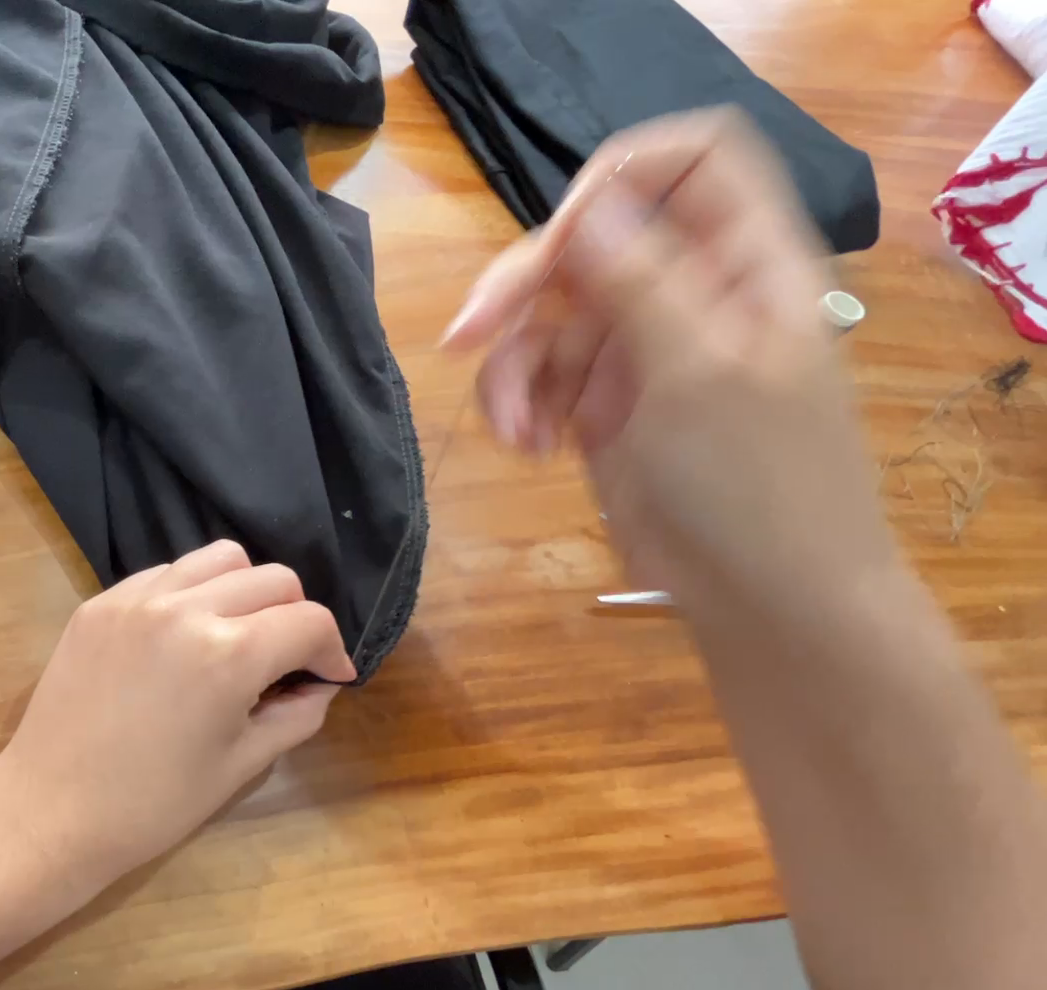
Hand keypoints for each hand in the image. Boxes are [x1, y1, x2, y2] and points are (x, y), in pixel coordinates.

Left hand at [0, 540, 354, 892]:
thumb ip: (295, 715)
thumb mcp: (240, 765)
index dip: (331, 650)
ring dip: (244, 590)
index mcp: (227, 654)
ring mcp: (135, 599)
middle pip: (271, 578)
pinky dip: (190, 592)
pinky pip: (163, 574)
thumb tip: (319, 685)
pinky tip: (181, 635)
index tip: (327, 676)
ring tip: (234, 634)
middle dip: (294, 615)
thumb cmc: (153, 803)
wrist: (52, 808)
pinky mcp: (99, 603)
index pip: (308, 621)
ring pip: (218, 559)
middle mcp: (183, 608)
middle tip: (284, 659)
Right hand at [442, 108, 897, 609]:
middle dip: (517, 295)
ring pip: (539, 322)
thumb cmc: (754, 482)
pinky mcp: (593, 402)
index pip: (684, 166)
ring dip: (510, 376)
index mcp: (737, 264)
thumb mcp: (697, 372)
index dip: (612, 183)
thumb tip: (588, 203)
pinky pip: (531, 379)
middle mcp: (680, 294)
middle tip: (464, 340)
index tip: (555, 246)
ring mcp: (631, 351)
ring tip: (520, 436)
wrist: (757, 591)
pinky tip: (530, 449)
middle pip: (580, 248)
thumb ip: (642, 281)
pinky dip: (517, 409)